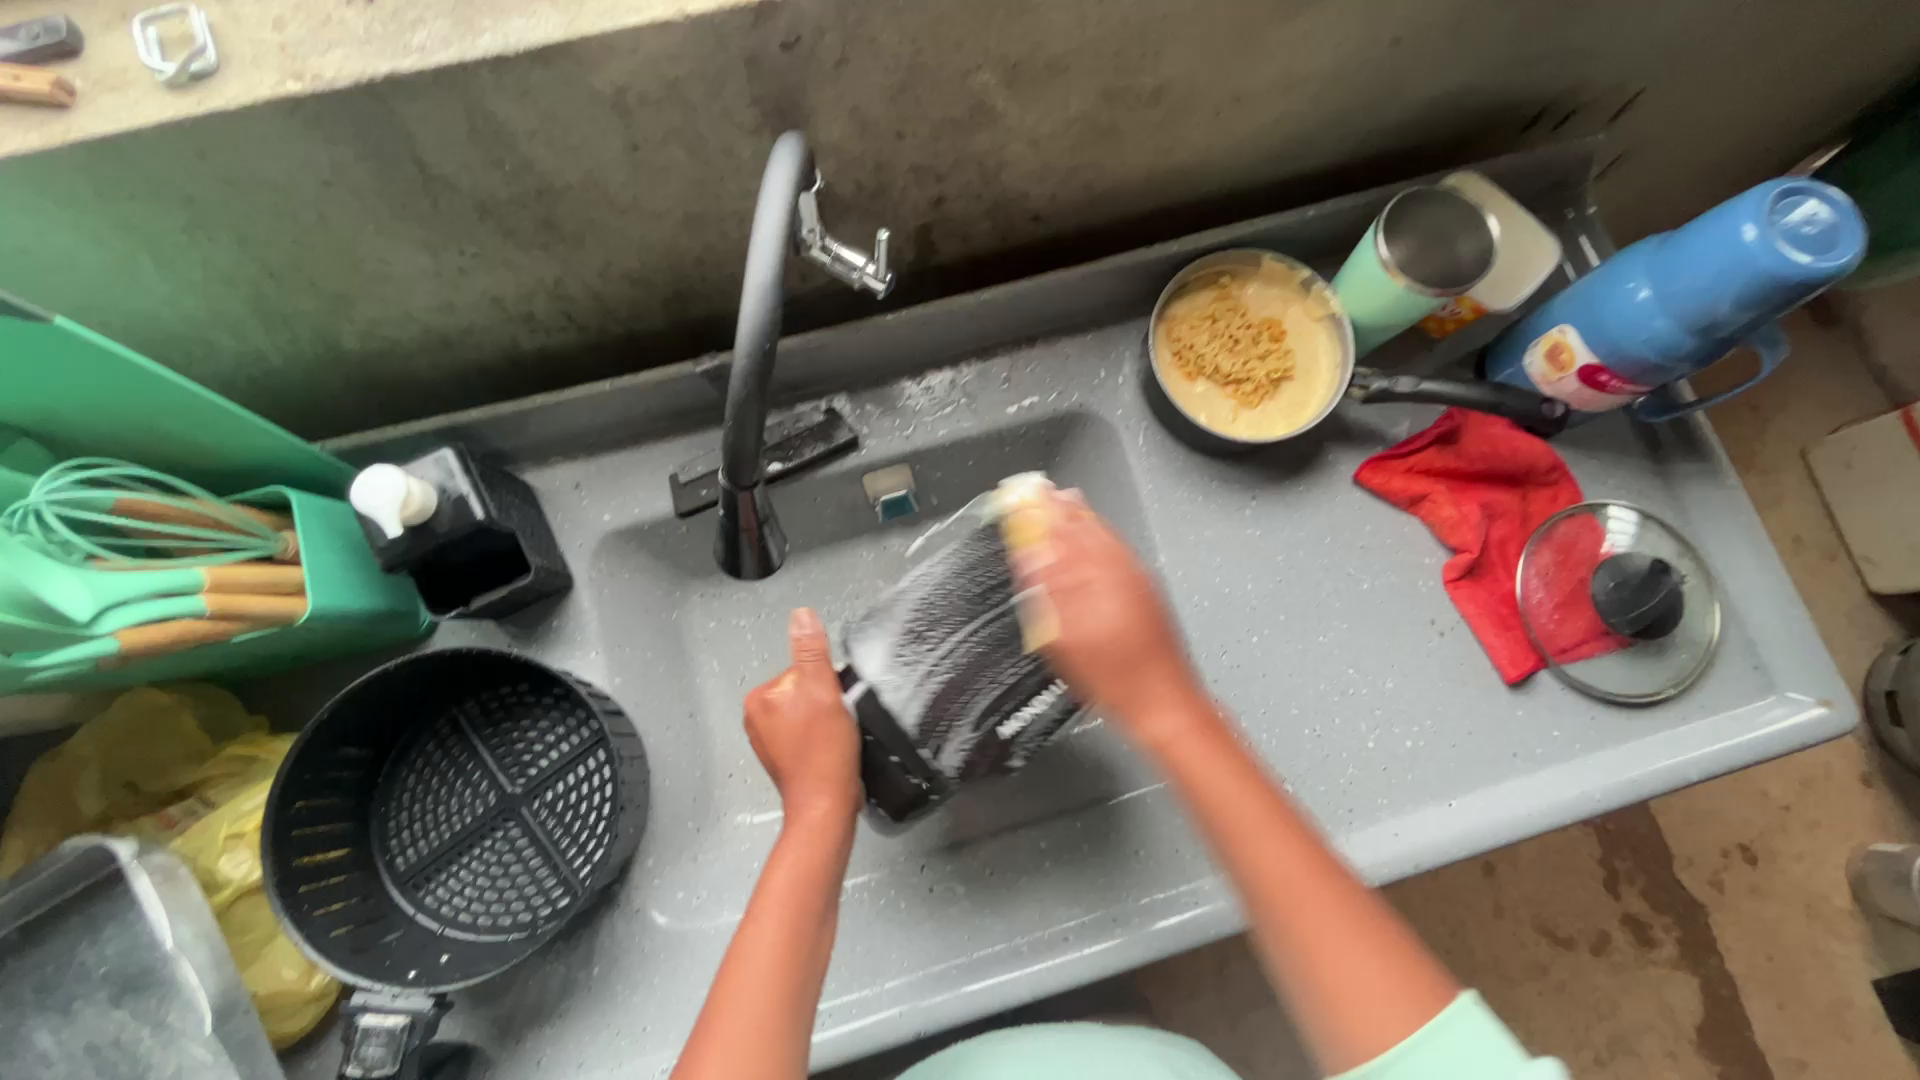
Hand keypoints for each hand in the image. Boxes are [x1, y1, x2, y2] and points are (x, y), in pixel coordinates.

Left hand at [745, 608, 861, 825]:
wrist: (826, 806)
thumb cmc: (824, 753)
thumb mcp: (823, 691)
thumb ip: (812, 651)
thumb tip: (801, 615)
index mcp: (760, 699)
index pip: (803, 670)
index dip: (826, 683)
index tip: (833, 703)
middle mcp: (758, 718)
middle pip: (805, 690)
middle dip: (826, 702)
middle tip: (835, 723)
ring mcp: (770, 741)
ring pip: (809, 712)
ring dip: (826, 720)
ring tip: (834, 739)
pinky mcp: (785, 758)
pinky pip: (809, 734)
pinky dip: (822, 738)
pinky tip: (831, 750)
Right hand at [1005, 487, 1206, 733]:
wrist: (1162, 701)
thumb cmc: (1117, 677)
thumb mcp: (1064, 638)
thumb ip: (1045, 591)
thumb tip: (1028, 555)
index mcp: (1097, 575)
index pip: (1060, 530)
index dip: (1038, 511)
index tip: (1022, 495)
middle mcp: (1120, 569)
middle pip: (1084, 526)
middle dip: (1059, 508)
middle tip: (1040, 492)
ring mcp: (1136, 578)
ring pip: (1103, 535)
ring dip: (1080, 518)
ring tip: (1064, 502)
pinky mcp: (1145, 590)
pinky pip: (1117, 550)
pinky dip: (1099, 537)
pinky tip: (1094, 539)